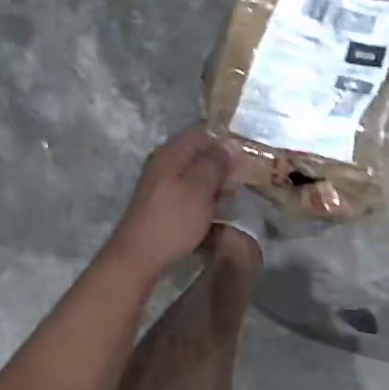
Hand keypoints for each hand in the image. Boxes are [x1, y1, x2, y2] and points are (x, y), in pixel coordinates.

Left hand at [101, 126, 238, 276]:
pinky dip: (205, 197)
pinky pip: (189, 192)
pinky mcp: (162, 204)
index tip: (250, 150)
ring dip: (216, 182)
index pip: (202, 131)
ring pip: (195, 174)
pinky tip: (219, 209)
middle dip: (223, 162)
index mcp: (171, 152)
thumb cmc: (172, 221)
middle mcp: (163, 163)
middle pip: (199, 153)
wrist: (138, 258)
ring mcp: (161, 184)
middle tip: (249, 175)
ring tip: (238, 193)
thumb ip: (214, 163)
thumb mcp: (199, 189)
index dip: (226, 138)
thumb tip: (230, 143)